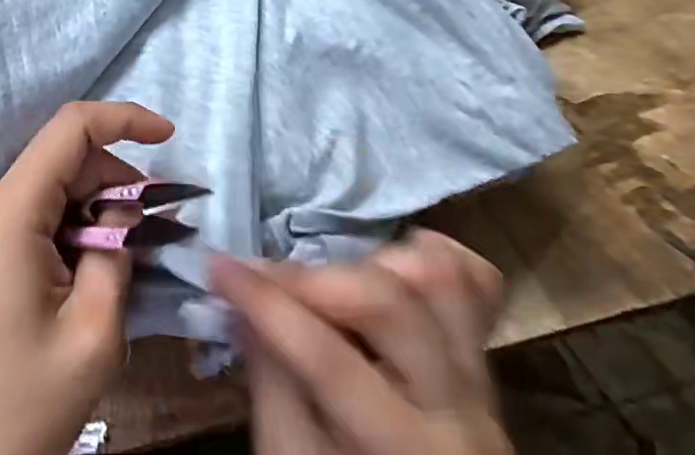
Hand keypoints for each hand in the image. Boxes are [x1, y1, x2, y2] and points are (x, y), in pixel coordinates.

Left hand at [0, 102, 174, 454]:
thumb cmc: (22, 401)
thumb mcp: (92, 333)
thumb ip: (117, 255)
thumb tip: (123, 212)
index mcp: (10, 211)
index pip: (70, 129)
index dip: (123, 118)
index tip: (170, 136)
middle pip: (65, 160)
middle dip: (117, 180)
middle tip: (155, 230)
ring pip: (55, 188)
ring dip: (99, 208)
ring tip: (128, 258)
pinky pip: (39, 214)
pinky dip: (76, 226)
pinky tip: (96, 268)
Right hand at [212, 230, 510, 454]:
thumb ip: (269, 380)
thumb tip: (238, 301)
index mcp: (404, 447)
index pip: (327, 357)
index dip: (265, 302)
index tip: (215, 264)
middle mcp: (457, 406)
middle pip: (388, 303)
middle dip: (312, 278)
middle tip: (260, 275)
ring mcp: (477, 376)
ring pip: (439, 280)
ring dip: (370, 262)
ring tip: (322, 275)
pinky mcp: (479, 358)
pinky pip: (473, 285)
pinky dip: (427, 258)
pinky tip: (385, 261)